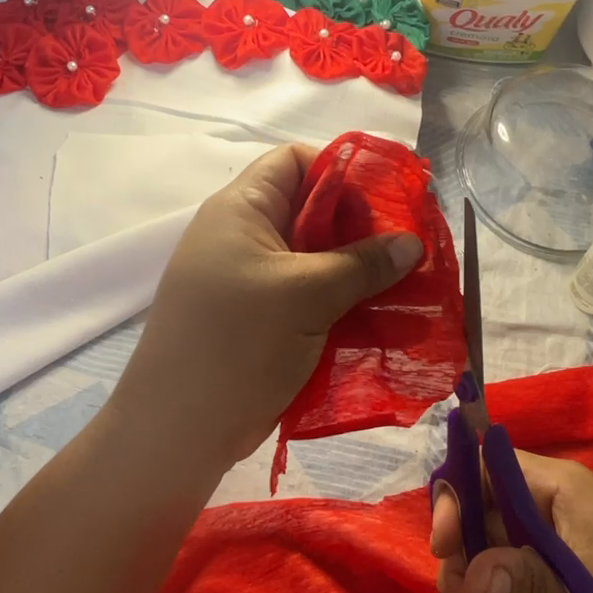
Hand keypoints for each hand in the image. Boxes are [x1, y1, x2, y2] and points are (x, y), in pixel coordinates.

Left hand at [111, 144, 423, 470]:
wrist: (179, 430)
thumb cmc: (237, 343)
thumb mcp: (306, 295)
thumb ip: (363, 263)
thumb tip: (413, 243)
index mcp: (240, 210)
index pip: (294, 161)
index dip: (341, 172)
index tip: (387, 205)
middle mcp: (243, 237)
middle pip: (310, 212)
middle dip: (361, 229)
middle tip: (406, 253)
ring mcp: (250, 282)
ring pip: (314, 260)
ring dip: (356, 273)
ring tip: (403, 289)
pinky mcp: (260, 321)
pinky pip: (308, 298)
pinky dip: (340, 304)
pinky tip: (377, 319)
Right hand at [431, 449, 592, 592]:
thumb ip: (528, 584)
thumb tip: (471, 577)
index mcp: (561, 487)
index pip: (486, 466)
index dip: (455, 497)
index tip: (443, 548)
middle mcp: (554, 505)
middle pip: (483, 513)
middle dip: (468, 561)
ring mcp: (560, 540)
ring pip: (497, 551)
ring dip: (487, 591)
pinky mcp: (566, 573)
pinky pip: (520, 578)